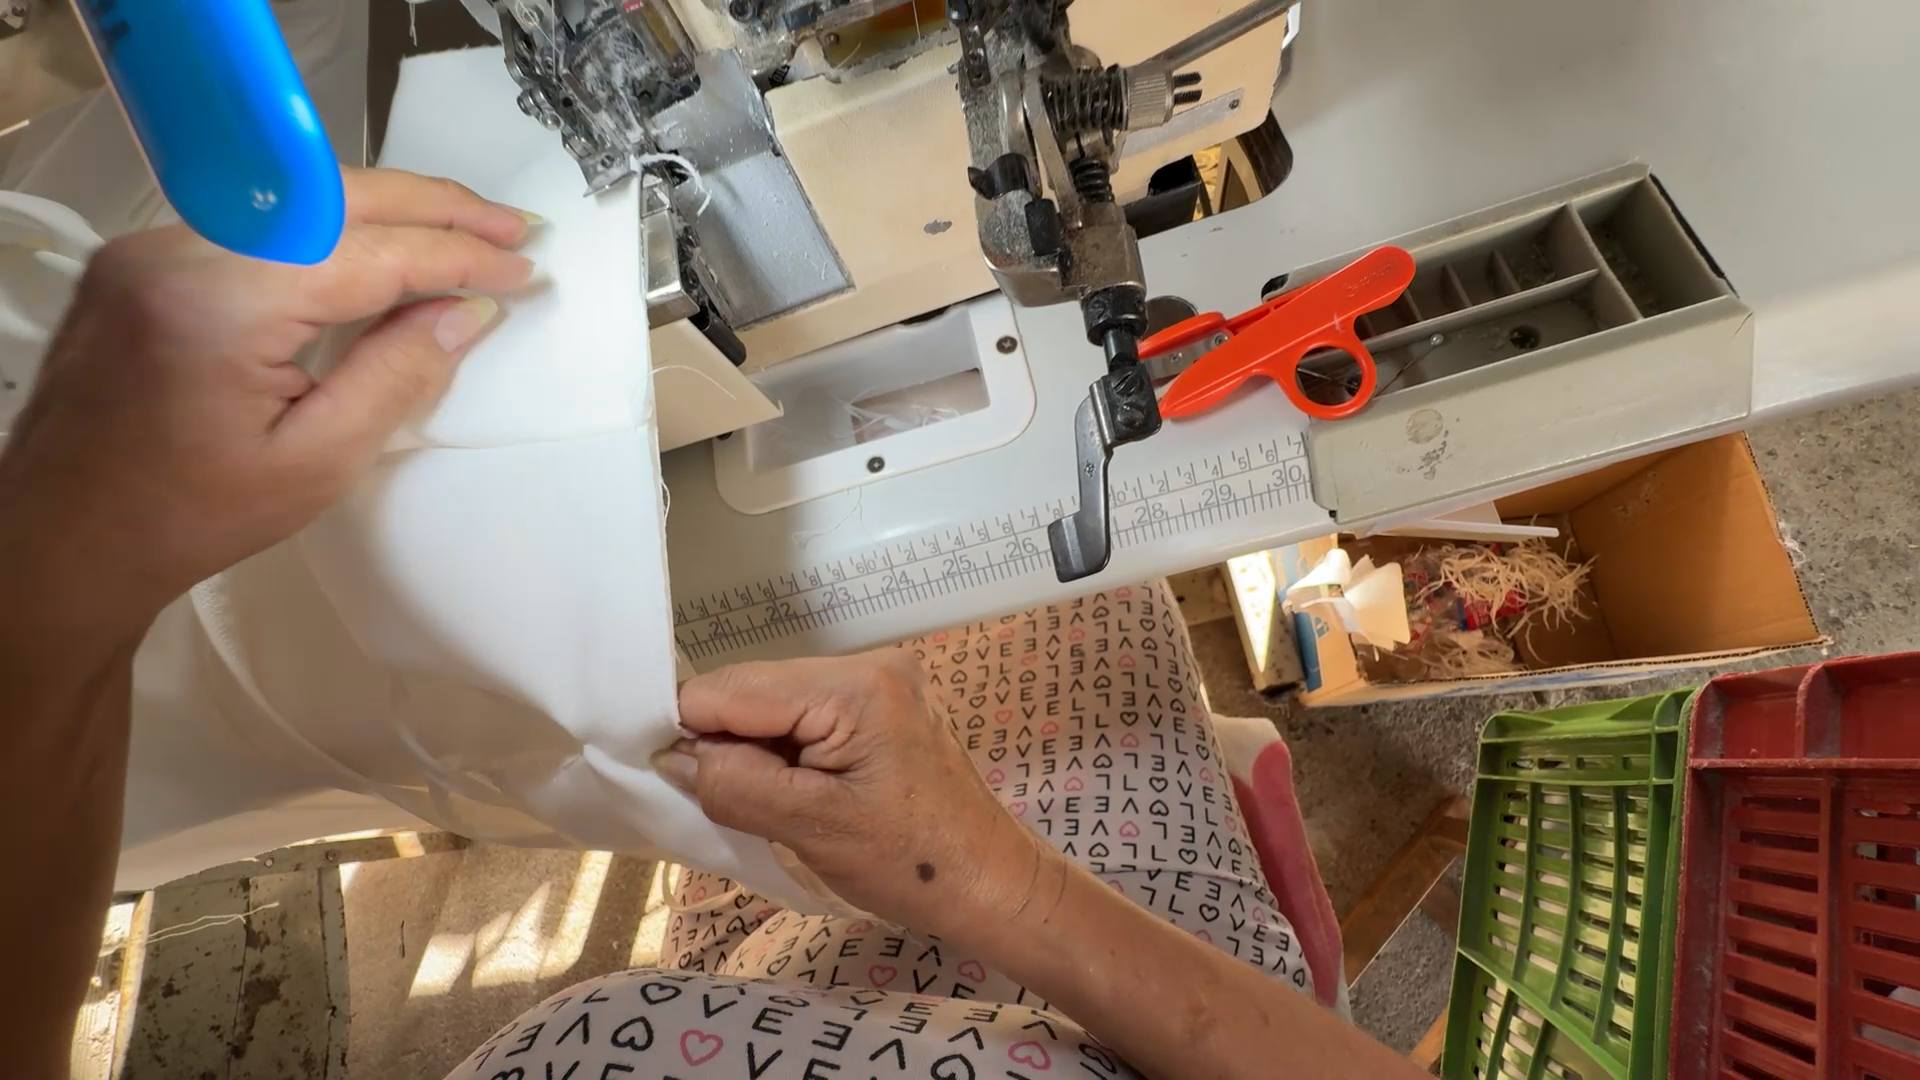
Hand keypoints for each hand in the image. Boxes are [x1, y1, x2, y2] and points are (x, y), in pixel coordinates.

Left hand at [0, 169, 533, 642]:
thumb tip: (470, 310)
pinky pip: (274, 226)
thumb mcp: (326, 454)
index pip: (369, 252)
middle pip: (332, 198)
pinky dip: (349, 229)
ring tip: (470, 228)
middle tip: (513, 224)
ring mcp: (158, 249)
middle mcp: (177, 252)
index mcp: (219, 304)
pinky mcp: (158, 263)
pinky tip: (395, 248)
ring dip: (396, 209)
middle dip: (435, 205)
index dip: (457, 255)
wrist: (70, 530)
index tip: (523, 267)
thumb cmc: (200, 510)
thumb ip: (402, 372)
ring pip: (303, 201)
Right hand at [665, 650, 1053, 938]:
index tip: (666, 771)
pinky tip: (794, 785)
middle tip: (726, 798)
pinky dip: (787, 745)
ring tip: (771, 799)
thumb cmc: (910, 864)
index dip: (690, 726)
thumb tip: (675, 754)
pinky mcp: (884, 700)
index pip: (735, 687)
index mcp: (855, 686)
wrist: (987, 879)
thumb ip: (734, 782)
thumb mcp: (810, 827)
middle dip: (727, 738)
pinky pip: (809, 711)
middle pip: (756, 687)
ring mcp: (881, 678)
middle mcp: (870, 663)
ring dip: (756, 744)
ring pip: (778, 700)